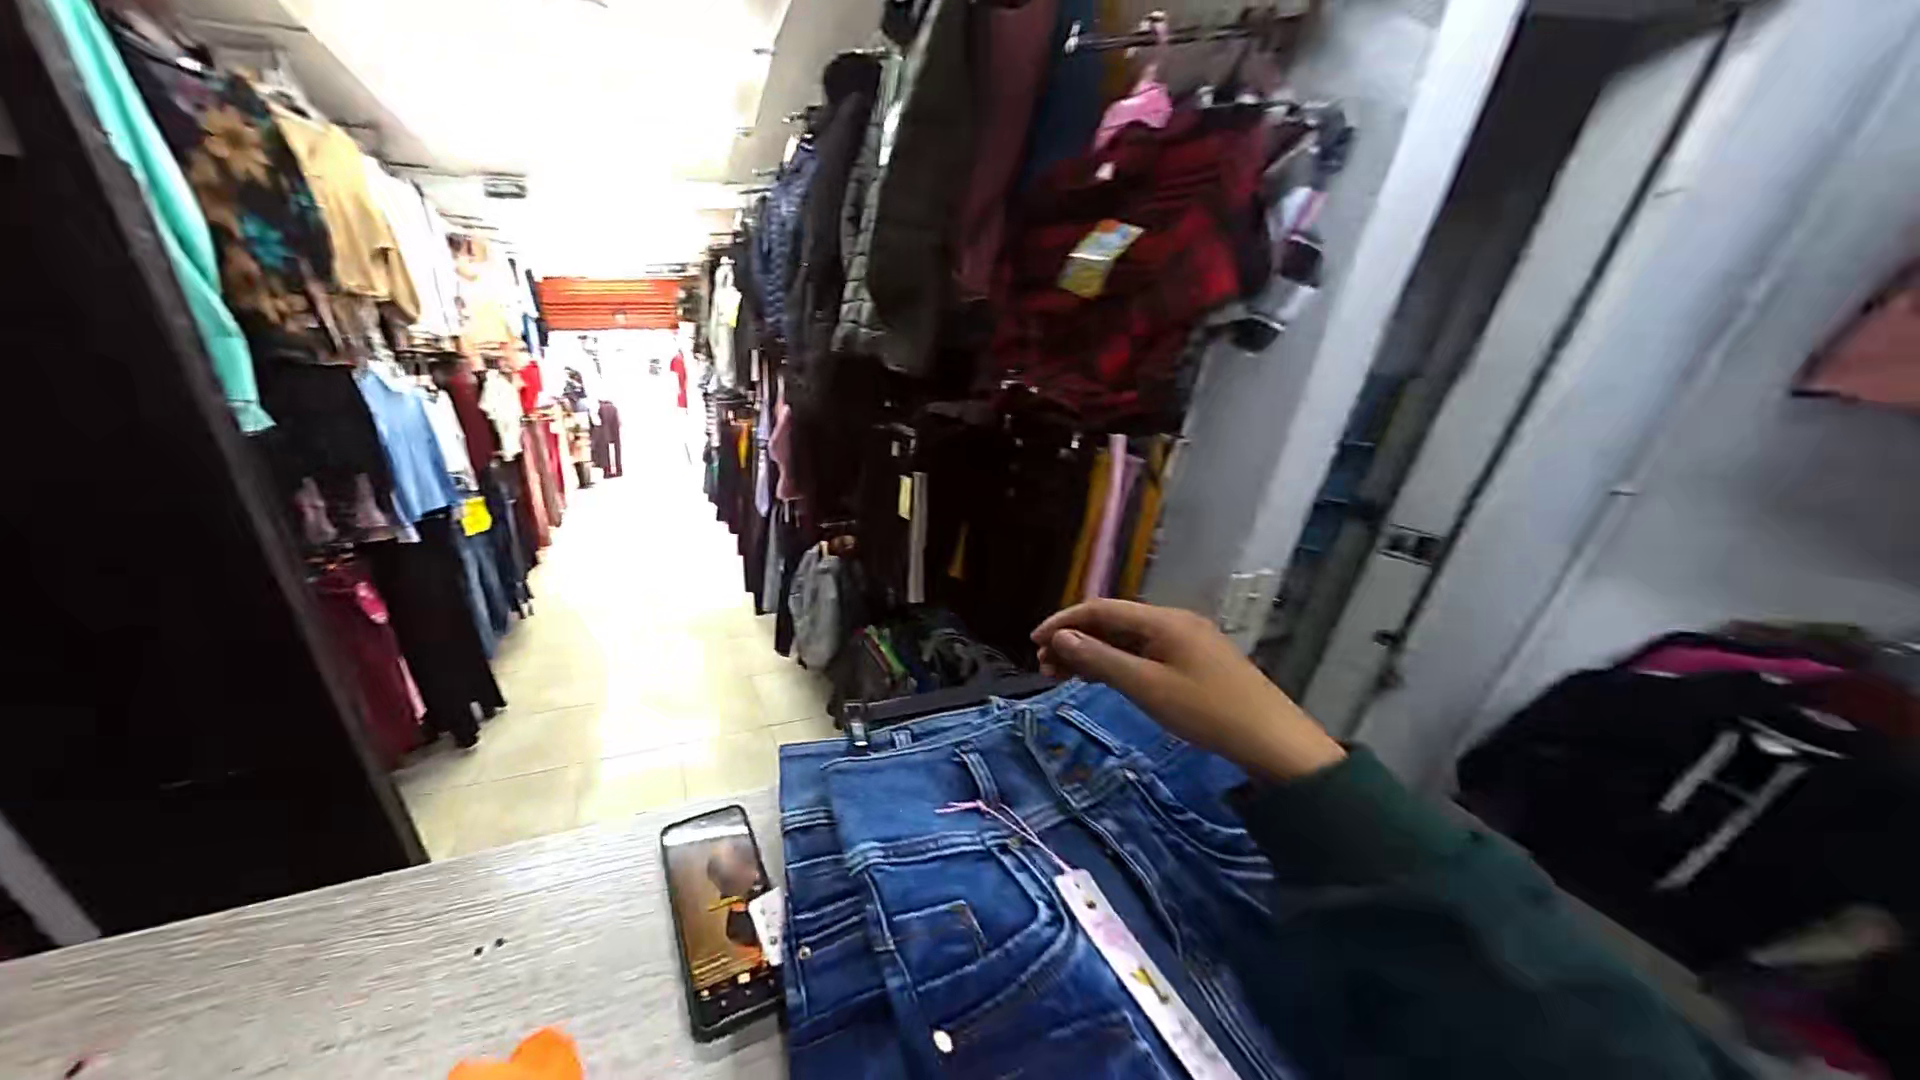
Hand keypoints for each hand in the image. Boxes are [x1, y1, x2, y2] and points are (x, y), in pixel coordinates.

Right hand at [1033, 600, 1345, 781]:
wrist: (1272, 740)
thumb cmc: (1206, 711)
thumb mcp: (1146, 686)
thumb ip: (1100, 660)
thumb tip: (1060, 638)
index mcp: (1162, 620)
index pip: (1101, 609)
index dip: (1064, 622)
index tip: (1034, 642)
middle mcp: (1172, 621)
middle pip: (1112, 622)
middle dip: (1075, 640)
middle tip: (1045, 666)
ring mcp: (1184, 640)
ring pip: (1126, 639)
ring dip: (1093, 653)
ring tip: (1063, 675)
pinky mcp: (1191, 660)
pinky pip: (1143, 653)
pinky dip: (1116, 663)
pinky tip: (1099, 678)